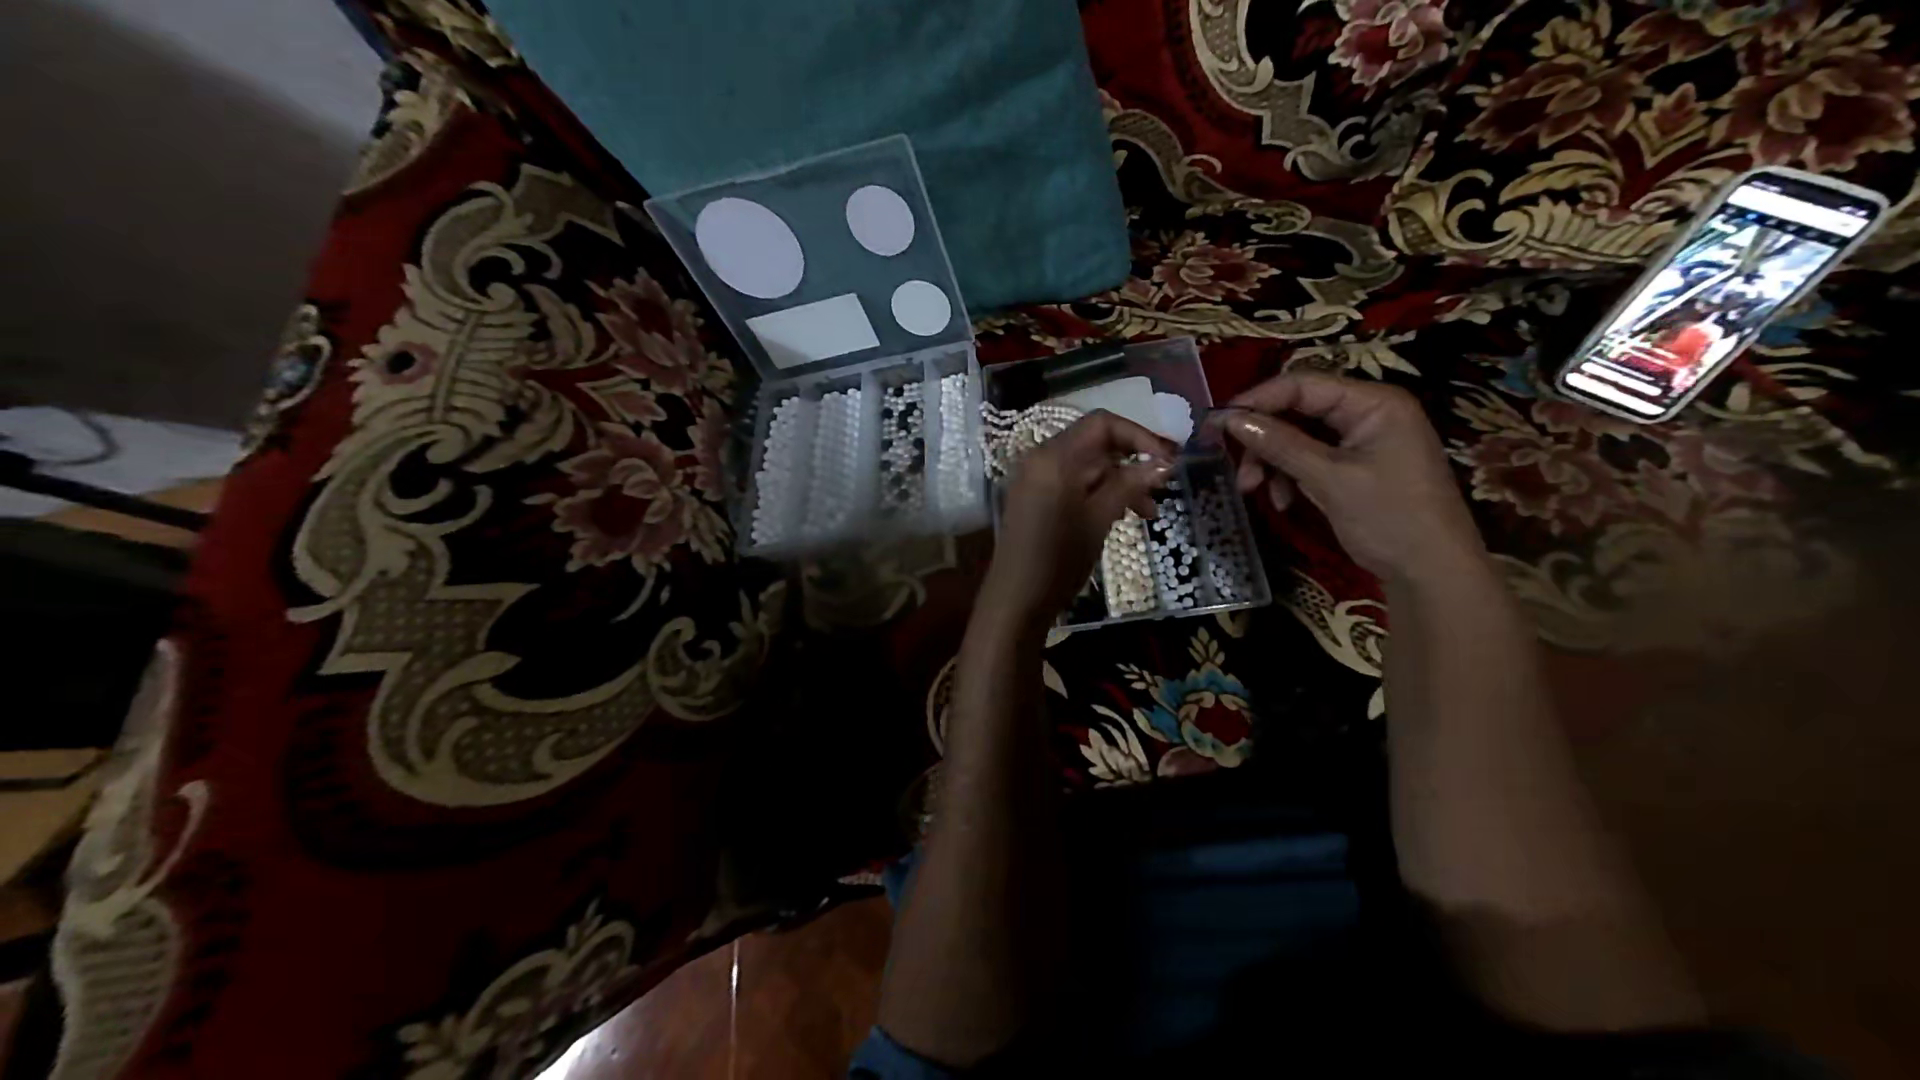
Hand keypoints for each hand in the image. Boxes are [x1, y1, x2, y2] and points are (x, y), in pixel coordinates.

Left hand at [981, 410, 1174, 626]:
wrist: (1016, 599)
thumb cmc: (1058, 559)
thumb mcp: (1099, 520)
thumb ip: (1130, 484)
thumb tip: (1164, 461)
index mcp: (1054, 457)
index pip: (1102, 423)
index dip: (1139, 436)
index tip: (1167, 461)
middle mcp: (1040, 458)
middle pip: (1094, 442)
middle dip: (1131, 461)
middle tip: (1163, 488)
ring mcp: (1034, 478)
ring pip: (1086, 465)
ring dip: (1119, 481)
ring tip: (1148, 512)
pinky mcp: (1034, 496)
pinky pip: (1072, 481)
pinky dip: (1098, 491)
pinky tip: (1121, 515)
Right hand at [1219, 373, 1483, 583]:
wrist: (1432, 573)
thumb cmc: (1389, 517)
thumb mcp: (1329, 479)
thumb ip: (1279, 444)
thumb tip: (1230, 419)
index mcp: (1374, 403)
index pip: (1303, 385)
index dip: (1258, 400)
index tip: (1217, 423)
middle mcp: (1368, 413)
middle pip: (1297, 411)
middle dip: (1263, 439)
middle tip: (1236, 468)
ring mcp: (1362, 442)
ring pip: (1298, 438)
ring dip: (1271, 462)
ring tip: (1253, 491)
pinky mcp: (1355, 467)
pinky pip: (1310, 460)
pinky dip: (1290, 478)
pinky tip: (1282, 502)